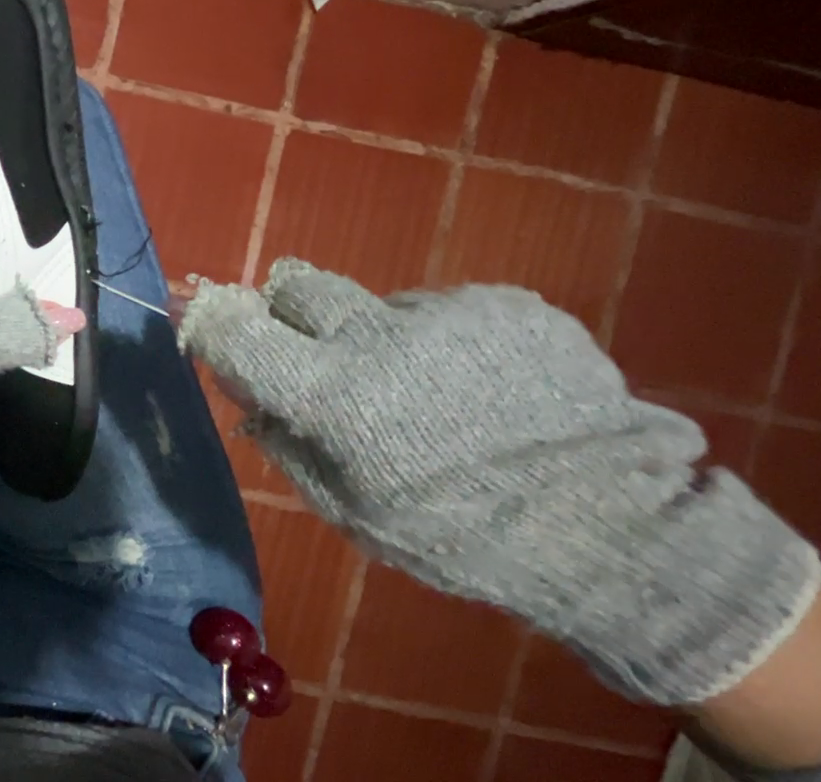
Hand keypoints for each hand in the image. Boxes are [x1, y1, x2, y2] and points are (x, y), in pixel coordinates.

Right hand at [181, 257, 820, 706]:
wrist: (611, 529)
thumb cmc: (455, 534)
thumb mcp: (347, 506)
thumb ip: (285, 439)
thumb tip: (246, 392)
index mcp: (334, 393)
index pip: (239, 330)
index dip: (214, 321)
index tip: (209, 322)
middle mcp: (380, 335)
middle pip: (299, 286)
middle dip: (290, 311)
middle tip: (315, 350)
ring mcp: (448, 312)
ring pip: (377, 305)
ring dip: (379, 337)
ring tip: (430, 392)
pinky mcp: (507, 304)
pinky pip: (444, 311)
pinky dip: (442, 342)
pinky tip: (481, 387)